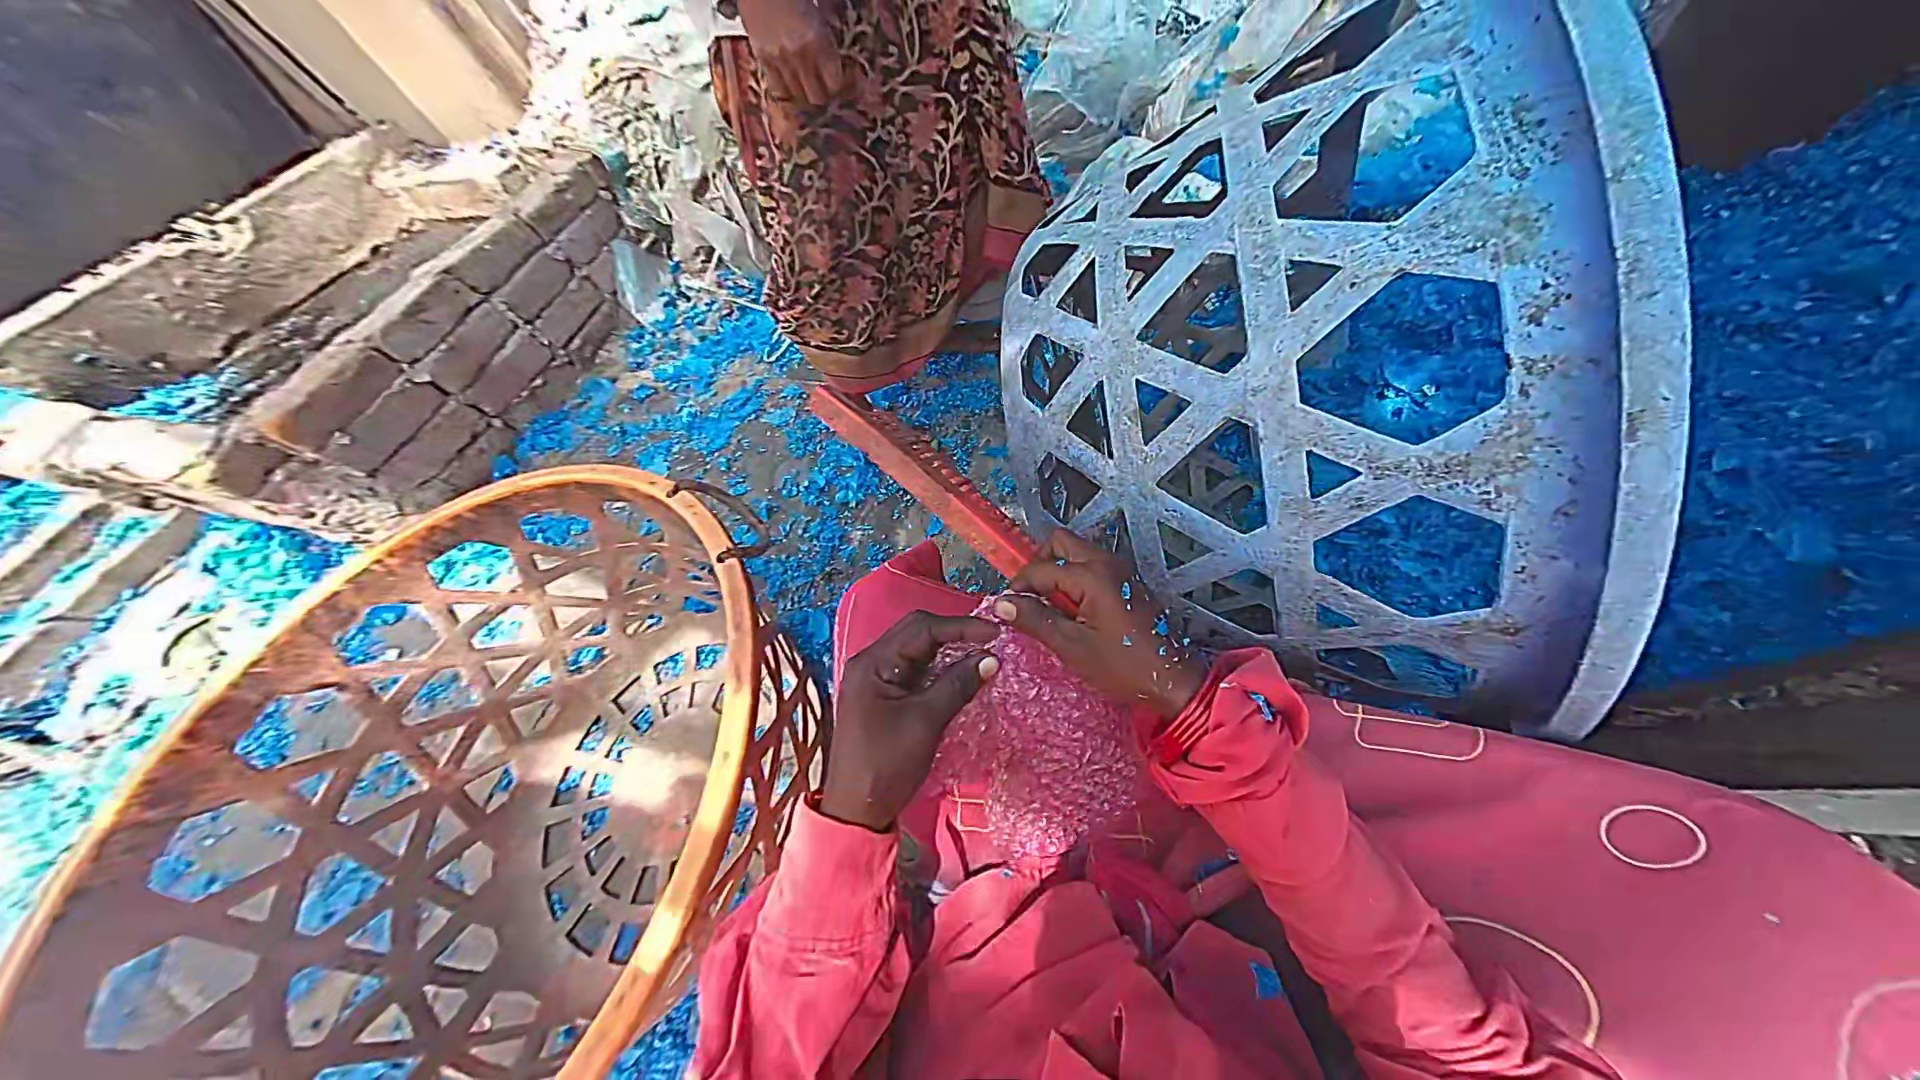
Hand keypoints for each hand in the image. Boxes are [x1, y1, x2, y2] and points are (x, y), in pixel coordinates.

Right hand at [737, 0, 847, 107]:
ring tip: (808, 88)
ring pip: (798, 96)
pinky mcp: (762, 58)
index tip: (840, 85)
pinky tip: (791, 85)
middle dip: (824, 96)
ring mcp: (780, 59)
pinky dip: (787, 91)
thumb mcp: (818, 10)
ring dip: (806, 95)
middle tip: (825, 90)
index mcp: (818, 42)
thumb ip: (827, 38)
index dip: (839, 88)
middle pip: (817, 97)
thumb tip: (839, 62)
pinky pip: (778, 89)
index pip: (834, 84)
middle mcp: (800, 56)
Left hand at [821, 612, 999, 829]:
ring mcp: (877, 679)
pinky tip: (962, 673)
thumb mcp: (925, 722)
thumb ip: (957, 685)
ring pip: (918, 650)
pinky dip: (940, 668)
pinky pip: (916, 670)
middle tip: (990, 639)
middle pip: (917, 632)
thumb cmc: (886, 766)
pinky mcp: (884, 696)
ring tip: (982, 653)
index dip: (961, 626)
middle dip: (955, 632)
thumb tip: (990, 659)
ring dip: (949, 649)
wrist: (855, 811)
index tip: (995, 632)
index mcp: (873, 662)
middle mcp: (871, 663)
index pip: (922, 628)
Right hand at [1000, 530, 1207, 720]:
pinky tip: (1072, 612)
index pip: (1040, 569)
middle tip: (1029, 599)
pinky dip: (1074, 580)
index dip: (1018, 588)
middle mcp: (1107, 563)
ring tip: (1049, 608)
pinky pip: (1091, 566)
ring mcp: (1119, 570)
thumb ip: (1035, 620)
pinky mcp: (1126, 582)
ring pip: (1076, 552)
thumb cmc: (1125, 666)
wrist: (1174, 681)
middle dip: (1037, 567)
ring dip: (1056, 572)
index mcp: (1092, 575)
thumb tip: (1004, 604)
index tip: (1008, 609)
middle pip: (1058, 543)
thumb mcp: (1072, 646)